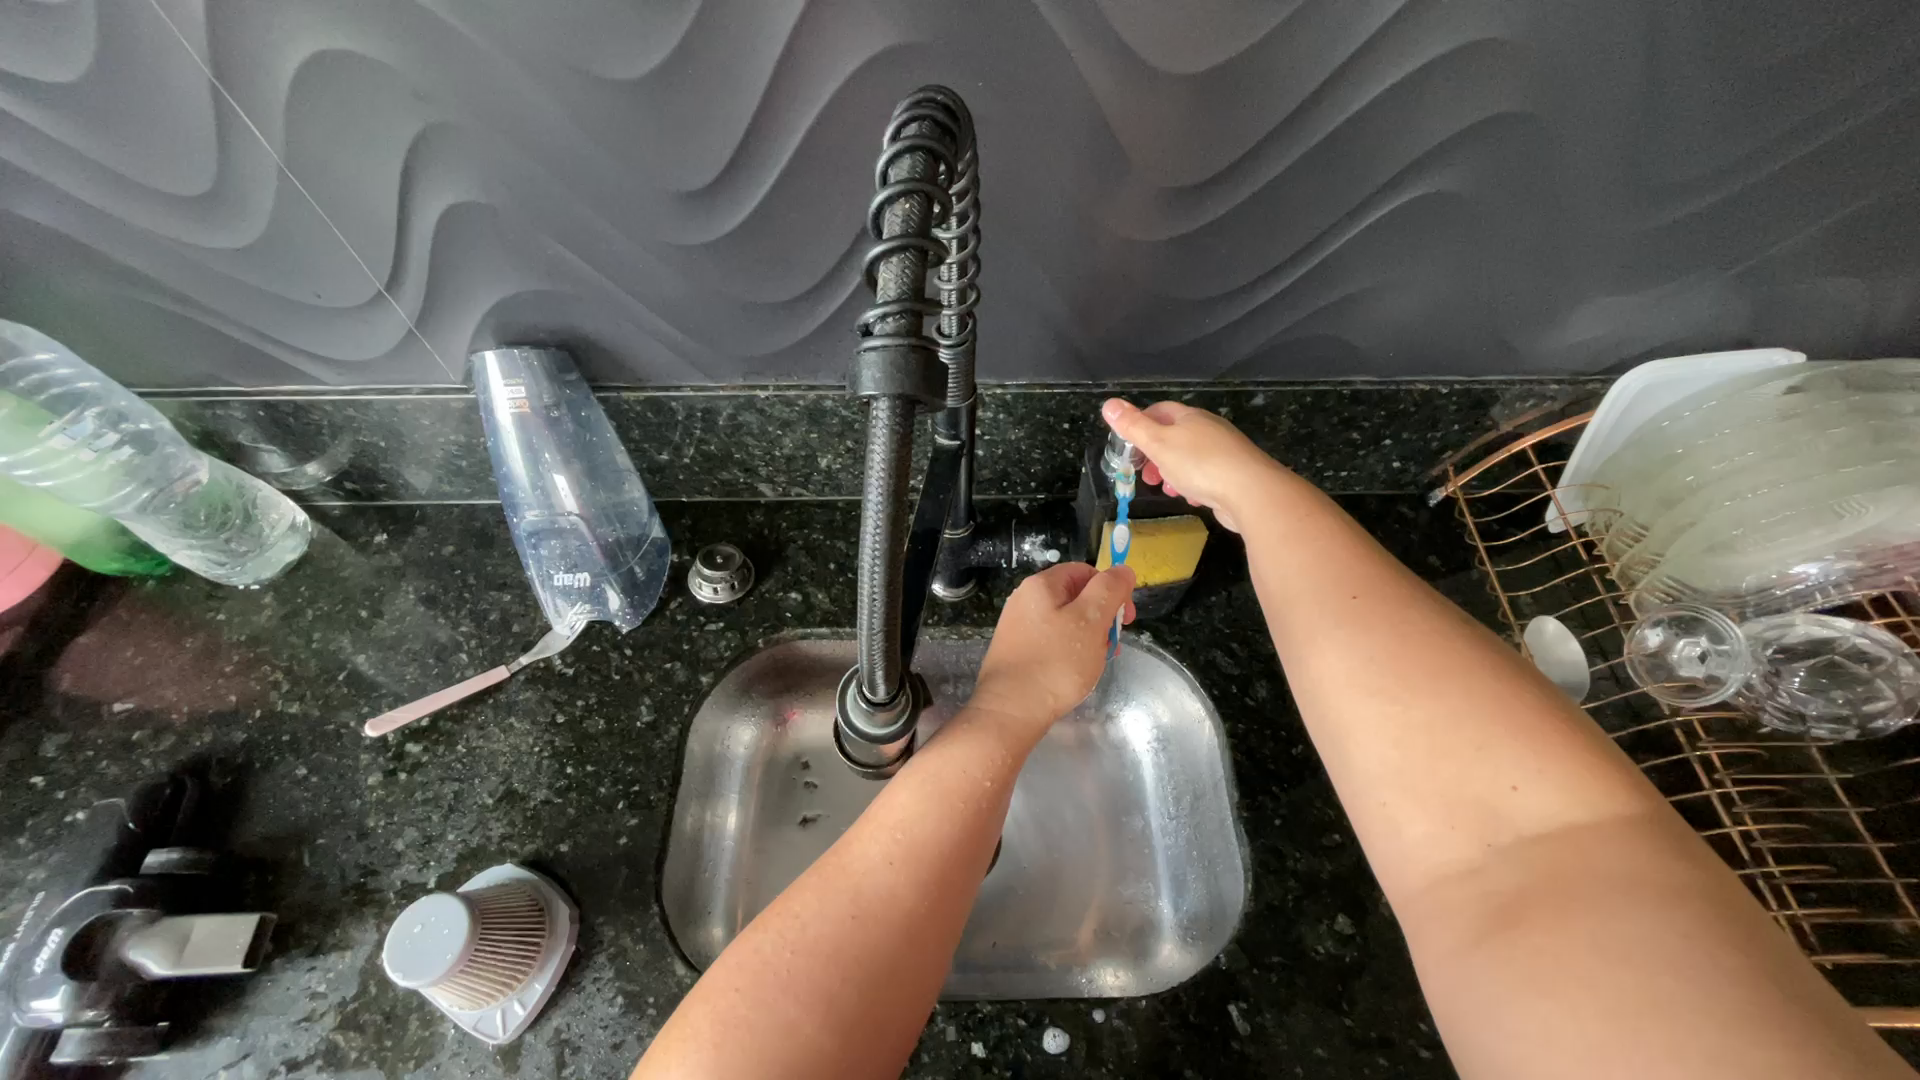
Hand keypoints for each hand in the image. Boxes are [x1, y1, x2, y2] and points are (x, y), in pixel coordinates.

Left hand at [969, 562, 1135, 735]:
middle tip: (1111, 646)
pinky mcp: (1017, 651)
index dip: (1111, 590)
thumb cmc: (1055, 662)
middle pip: (1076, 597)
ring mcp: (1019, 627)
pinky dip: (1070, 653)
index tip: (1126, 619)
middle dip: (1101, 619)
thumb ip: (1109, 590)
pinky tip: (1076, 673)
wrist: (1011, 709)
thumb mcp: (1091, 620)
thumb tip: (1123, 569)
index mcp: (1041, 585)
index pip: (1085, 572)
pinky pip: (1052, 642)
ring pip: (1066, 623)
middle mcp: (1025, 600)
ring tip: (1095, 664)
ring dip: (1088, 639)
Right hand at [1101, 398, 1290, 533]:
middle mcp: (1209, 429)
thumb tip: (1109, 404)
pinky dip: (1193, 484)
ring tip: (1165, 489)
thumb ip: (1132, 426)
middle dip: (1154, 454)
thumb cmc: (1199, 463)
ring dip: (1172, 472)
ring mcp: (1224, 451)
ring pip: (1189, 458)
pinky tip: (1190, 498)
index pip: (1160, 411)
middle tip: (1142, 473)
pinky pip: (1206, 475)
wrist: (1250, 491)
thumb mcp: (1158, 444)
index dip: (1140, 423)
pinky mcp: (1233, 474)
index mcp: (1190, 417)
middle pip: (1174, 436)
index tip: (1128, 444)